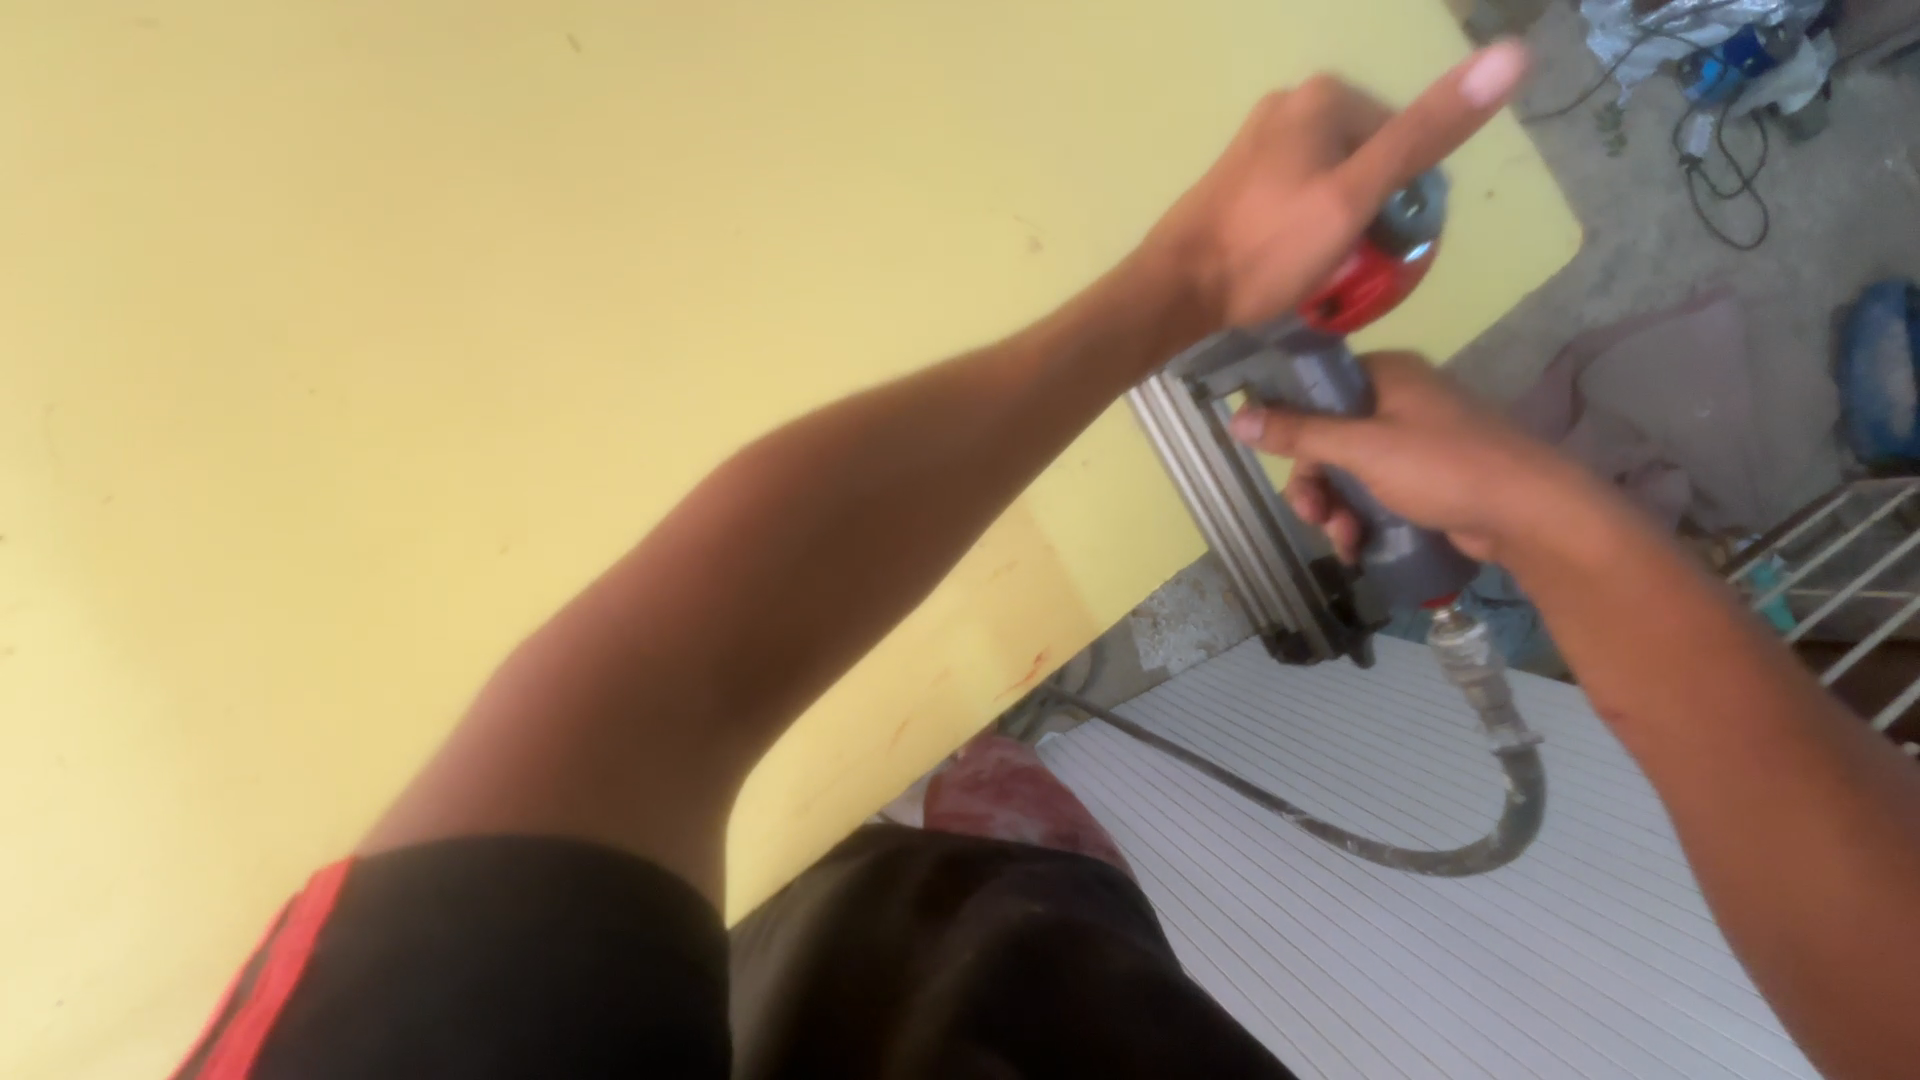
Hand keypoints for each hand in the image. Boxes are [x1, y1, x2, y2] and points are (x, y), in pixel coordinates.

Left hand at [1144, 41, 1529, 328]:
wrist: (1174, 290)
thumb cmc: (1265, 249)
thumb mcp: (1355, 196)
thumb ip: (1424, 135)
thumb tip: (1515, 53)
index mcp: (1323, 97)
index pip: (1401, 137)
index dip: (1400, 197)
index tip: (1377, 243)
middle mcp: (1287, 106)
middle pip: (1363, 156)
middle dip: (1365, 207)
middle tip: (1345, 260)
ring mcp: (1254, 142)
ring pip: (1327, 179)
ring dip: (1334, 221)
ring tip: (1314, 266)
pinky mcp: (1233, 179)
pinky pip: (1291, 195)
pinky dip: (1300, 224)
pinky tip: (1284, 258)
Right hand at [1228, 352, 1598, 564]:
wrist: (1531, 515)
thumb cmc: (1444, 467)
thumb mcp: (1361, 449)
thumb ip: (1297, 433)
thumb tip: (1235, 418)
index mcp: (1387, 375)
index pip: (1316, 386)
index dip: (1287, 422)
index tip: (1272, 458)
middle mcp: (1398, 400)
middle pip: (1326, 437)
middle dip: (1314, 483)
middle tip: (1311, 514)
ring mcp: (1413, 440)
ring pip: (1346, 470)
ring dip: (1334, 507)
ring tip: (1342, 538)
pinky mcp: (1425, 476)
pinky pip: (1373, 490)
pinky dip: (1359, 516)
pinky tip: (1357, 544)